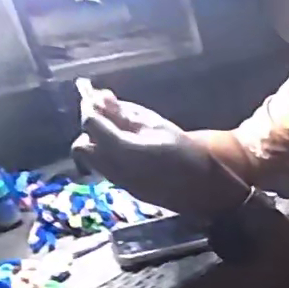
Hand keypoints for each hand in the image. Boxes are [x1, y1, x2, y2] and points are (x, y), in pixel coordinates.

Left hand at [71, 81, 244, 216]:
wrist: (205, 186)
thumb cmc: (186, 151)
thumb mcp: (157, 124)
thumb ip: (125, 113)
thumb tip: (100, 97)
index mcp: (124, 149)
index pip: (91, 125)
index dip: (92, 110)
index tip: (101, 100)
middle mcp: (116, 169)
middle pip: (82, 147)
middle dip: (90, 132)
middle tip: (108, 120)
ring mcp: (121, 183)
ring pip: (93, 161)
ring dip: (99, 145)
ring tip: (120, 135)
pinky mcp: (128, 190)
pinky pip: (108, 171)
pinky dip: (110, 157)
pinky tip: (130, 150)